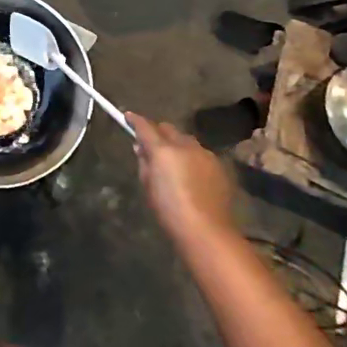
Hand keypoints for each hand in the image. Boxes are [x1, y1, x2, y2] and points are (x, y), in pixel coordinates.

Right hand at [130, 113, 236, 244]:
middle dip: (158, 133)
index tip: (128, 117)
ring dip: (177, 145)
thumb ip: (144, 163)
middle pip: (168, 129)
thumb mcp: (148, 187)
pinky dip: (192, 158)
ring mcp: (204, 153)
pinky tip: (191, 176)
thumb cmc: (169, 211)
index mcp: (164, 150)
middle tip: (151, 146)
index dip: (135, 120)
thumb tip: (142, 148)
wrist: (206, 230)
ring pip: (186, 140)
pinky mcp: (218, 165)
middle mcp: (185, 145)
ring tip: (173, 163)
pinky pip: (200, 154)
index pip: (146, 127)